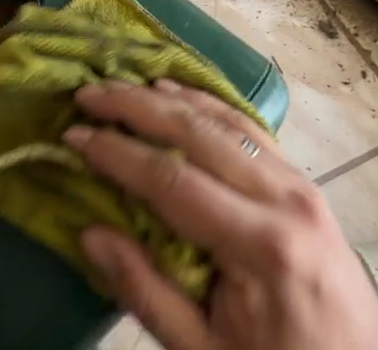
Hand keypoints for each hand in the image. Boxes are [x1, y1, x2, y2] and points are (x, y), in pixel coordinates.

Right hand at [64, 80, 377, 349]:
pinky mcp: (304, 183)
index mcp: (262, 246)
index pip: (171, 179)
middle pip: (197, 132)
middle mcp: (285, 200)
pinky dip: (207, 104)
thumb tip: (90, 233)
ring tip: (121, 84)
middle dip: (135, 107)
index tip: (72, 136)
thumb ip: (147, 294)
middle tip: (87, 94)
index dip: (116, 153)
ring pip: (224, 119)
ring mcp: (300, 185)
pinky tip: (177, 93)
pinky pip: (250, 128)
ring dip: (167, 97)